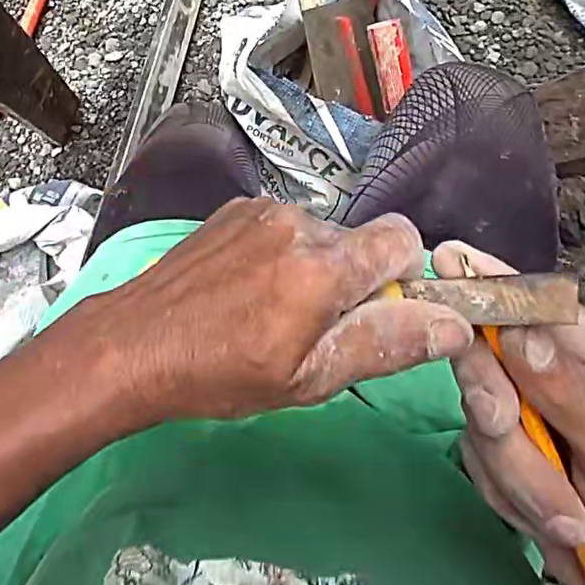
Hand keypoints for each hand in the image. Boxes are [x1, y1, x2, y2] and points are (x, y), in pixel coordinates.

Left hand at [49, 197, 473, 423]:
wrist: (131, 344)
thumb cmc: (223, 374)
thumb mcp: (310, 378)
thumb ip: (387, 343)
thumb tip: (453, 325)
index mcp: (325, 265)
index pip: (404, 238)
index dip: (402, 274)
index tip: (376, 310)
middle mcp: (303, 222)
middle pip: (363, 239)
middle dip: (356, 277)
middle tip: (314, 322)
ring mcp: (268, 209)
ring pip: (326, 233)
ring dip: (318, 265)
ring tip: (274, 305)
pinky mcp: (242, 207)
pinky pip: (288, 225)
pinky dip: (285, 251)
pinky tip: (249, 284)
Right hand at [433, 242, 584, 584]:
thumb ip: (577, 398)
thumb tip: (520, 332)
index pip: (545, 306)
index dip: (498, 282)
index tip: (451, 258)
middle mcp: (562, 375)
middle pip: (498, 357)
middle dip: (500, 402)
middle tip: (505, 422)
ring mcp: (534, 414)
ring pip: (484, 416)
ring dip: (521, 476)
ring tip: (569, 519)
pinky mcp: (513, 455)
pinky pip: (481, 461)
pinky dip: (511, 498)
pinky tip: (553, 524)